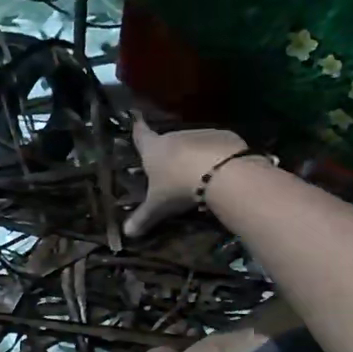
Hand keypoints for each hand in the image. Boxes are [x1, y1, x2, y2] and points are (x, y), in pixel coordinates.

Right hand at [124, 115, 250, 236]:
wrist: (223, 174)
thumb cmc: (178, 186)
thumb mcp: (158, 206)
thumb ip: (143, 218)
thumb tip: (127, 234)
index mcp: (153, 148)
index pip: (141, 134)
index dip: (138, 128)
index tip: (136, 118)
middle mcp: (174, 136)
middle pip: (168, 141)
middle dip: (169, 152)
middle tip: (171, 169)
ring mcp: (201, 133)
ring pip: (193, 144)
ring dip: (193, 155)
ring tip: (199, 175)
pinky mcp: (225, 136)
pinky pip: (217, 146)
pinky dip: (216, 155)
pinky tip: (220, 171)